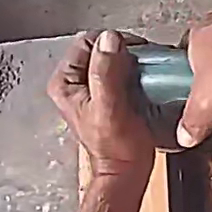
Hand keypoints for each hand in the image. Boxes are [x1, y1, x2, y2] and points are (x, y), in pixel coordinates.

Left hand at [48, 30, 155, 181]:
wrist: (126, 172)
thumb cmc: (116, 148)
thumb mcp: (109, 107)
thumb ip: (106, 73)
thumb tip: (109, 40)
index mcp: (65, 83)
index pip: (89, 42)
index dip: (113, 44)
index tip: (134, 54)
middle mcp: (75, 83)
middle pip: (102, 49)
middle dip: (125, 53)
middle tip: (143, 66)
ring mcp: (92, 90)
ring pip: (114, 60)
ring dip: (133, 63)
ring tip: (146, 75)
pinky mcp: (109, 96)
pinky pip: (123, 73)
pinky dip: (136, 74)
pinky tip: (145, 83)